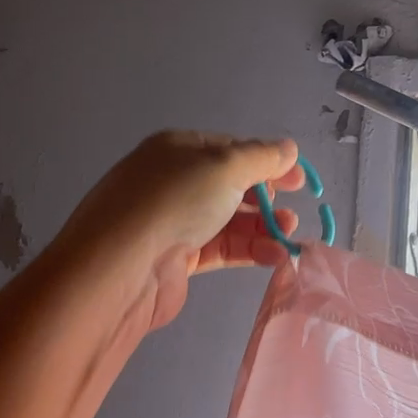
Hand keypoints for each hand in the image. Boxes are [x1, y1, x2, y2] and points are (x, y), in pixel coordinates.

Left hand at [41, 131, 307, 328]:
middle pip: (230, 185)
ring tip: (289, 236)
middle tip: (295, 209)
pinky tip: (275, 256)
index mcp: (178, 149)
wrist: (119, 268)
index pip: (230, 149)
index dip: (267, 161)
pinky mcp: (176, 259)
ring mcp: (172, 221)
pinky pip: (220, 248)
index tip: (298, 179)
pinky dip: (249, 250)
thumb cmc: (173, 202)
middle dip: (266, 197)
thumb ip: (262, 157)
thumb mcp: (225, 167)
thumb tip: (290, 149)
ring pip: (228, 219)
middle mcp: (173, 181)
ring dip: (262, 226)